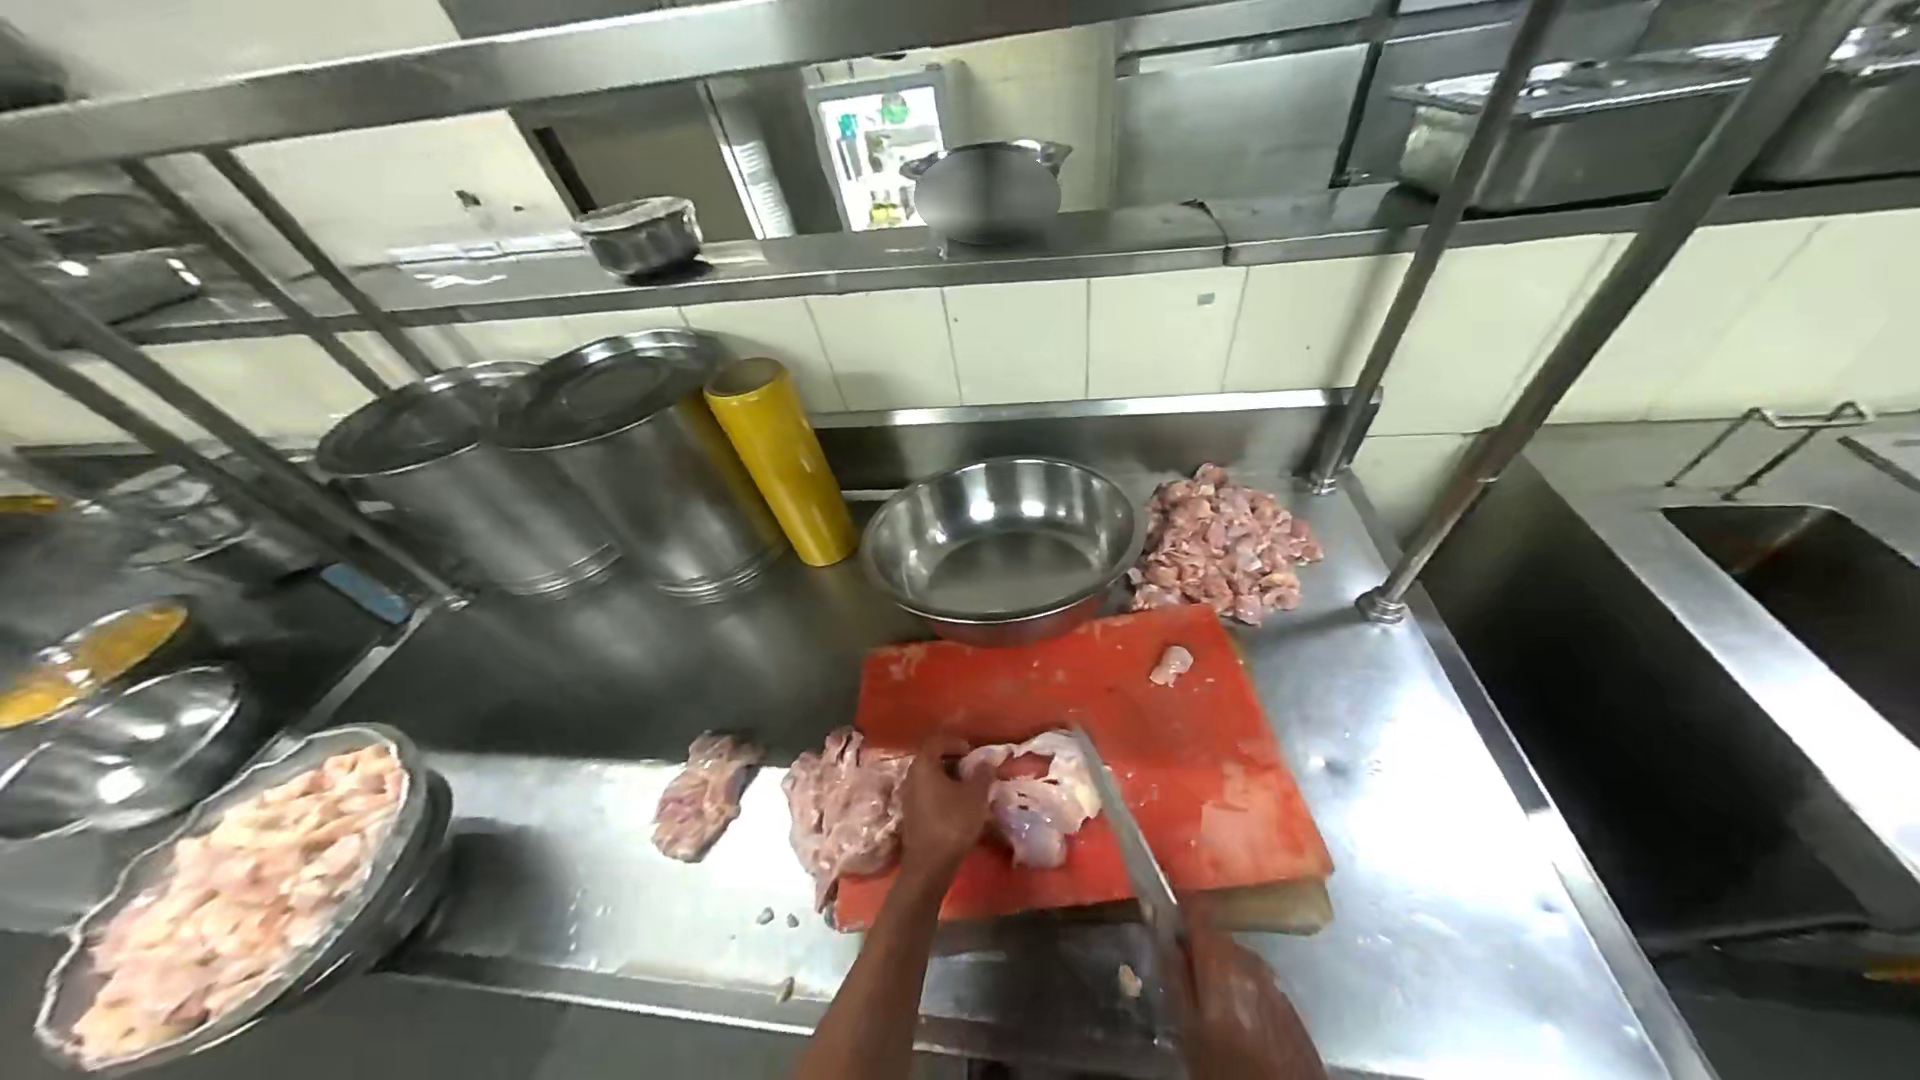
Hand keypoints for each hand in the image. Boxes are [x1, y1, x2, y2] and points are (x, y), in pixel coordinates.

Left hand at [898, 735, 991, 878]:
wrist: (930, 864)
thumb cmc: (953, 822)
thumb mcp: (975, 796)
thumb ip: (982, 774)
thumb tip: (987, 761)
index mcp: (923, 765)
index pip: (937, 741)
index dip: (955, 742)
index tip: (972, 752)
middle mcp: (911, 776)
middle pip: (931, 758)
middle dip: (953, 759)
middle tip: (972, 767)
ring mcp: (908, 795)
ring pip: (929, 777)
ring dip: (948, 777)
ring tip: (969, 787)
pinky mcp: (911, 813)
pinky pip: (927, 792)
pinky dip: (942, 791)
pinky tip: (958, 804)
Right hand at [1179, 900, 1326, 1079]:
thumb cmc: (1224, 1066)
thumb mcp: (1186, 1025)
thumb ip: (1174, 974)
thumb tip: (1163, 934)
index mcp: (1221, 960)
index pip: (1199, 910)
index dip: (1180, 905)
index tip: (1164, 909)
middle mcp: (1250, 961)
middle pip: (1217, 935)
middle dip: (1197, 944)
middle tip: (1179, 966)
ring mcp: (1272, 980)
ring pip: (1235, 957)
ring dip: (1218, 965)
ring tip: (1205, 995)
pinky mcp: (1287, 1002)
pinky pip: (1254, 979)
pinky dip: (1239, 984)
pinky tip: (1233, 1013)